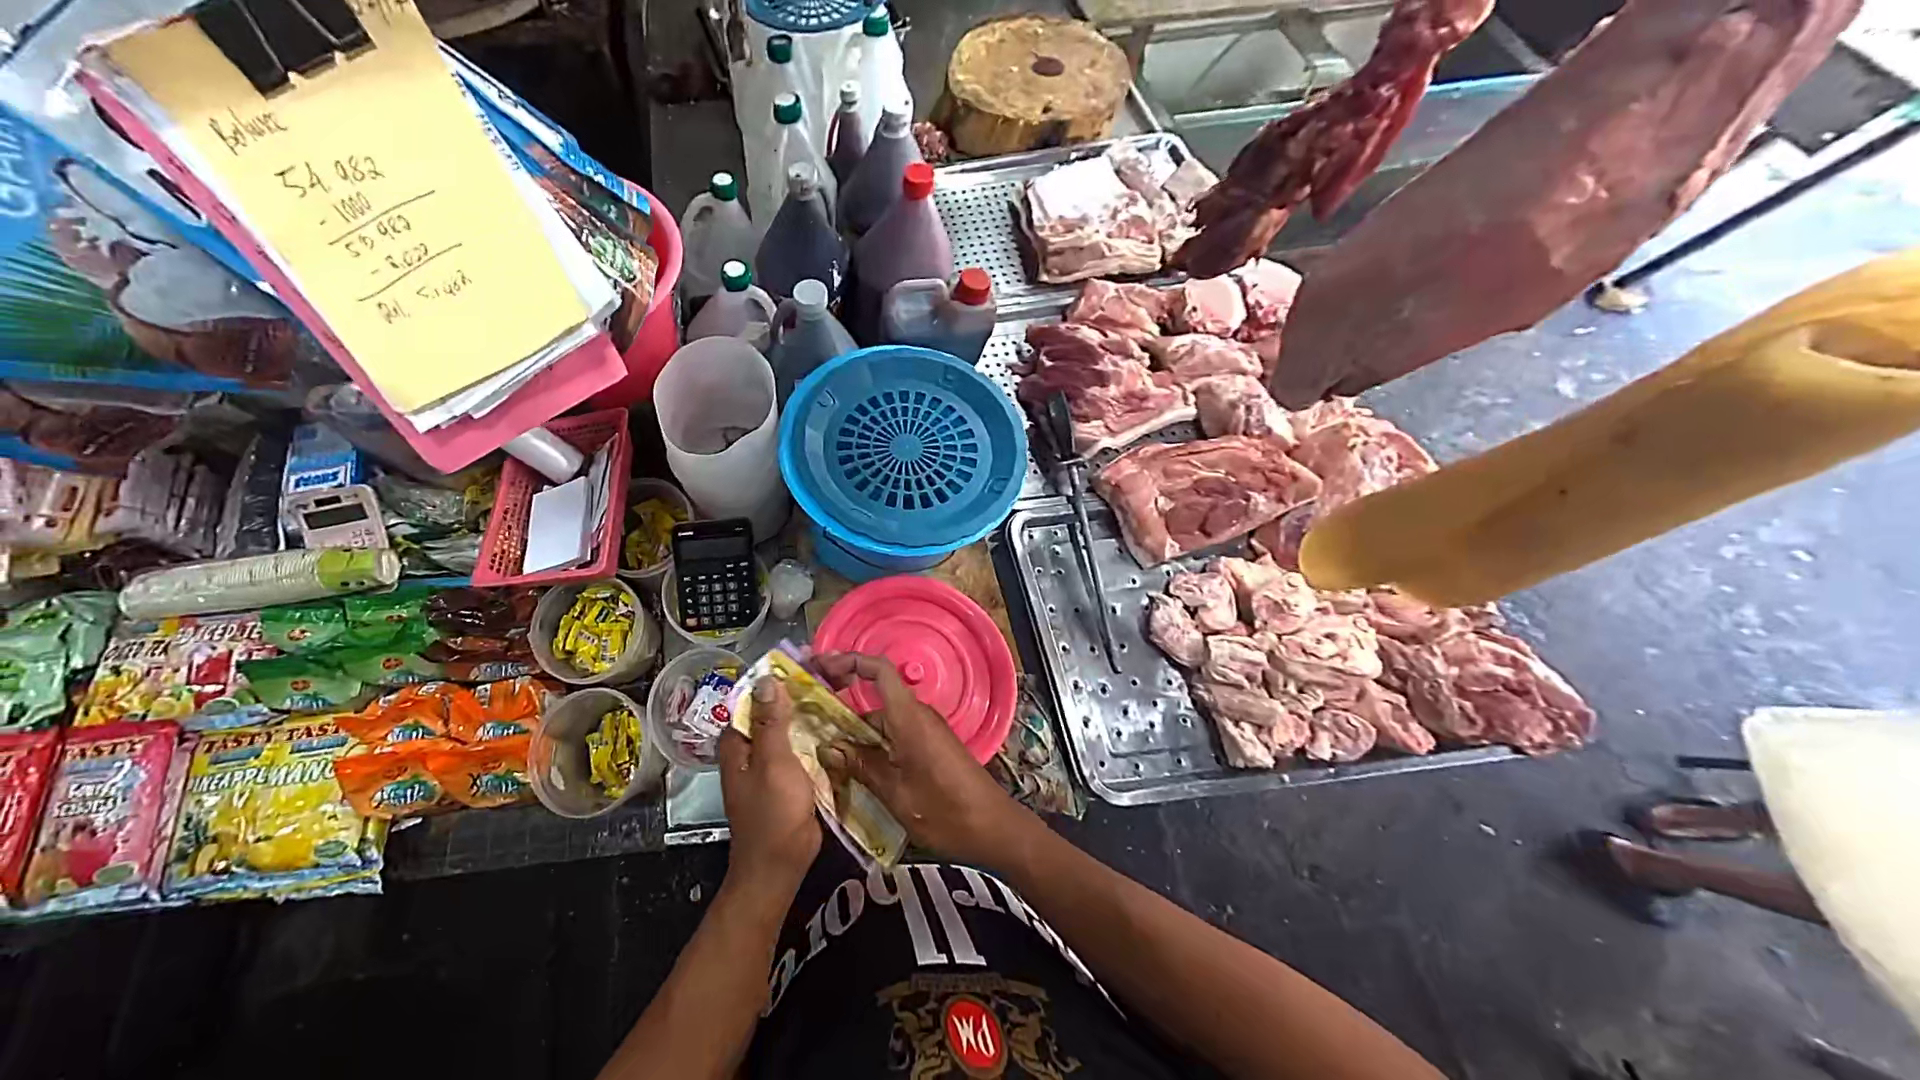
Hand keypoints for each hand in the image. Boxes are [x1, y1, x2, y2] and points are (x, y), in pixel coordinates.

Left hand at [717, 679, 819, 896]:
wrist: (781, 863)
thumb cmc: (772, 812)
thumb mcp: (773, 762)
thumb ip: (771, 721)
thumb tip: (767, 678)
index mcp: (737, 745)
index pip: (752, 700)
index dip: (774, 680)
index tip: (802, 662)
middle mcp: (751, 751)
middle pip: (773, 714)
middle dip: (796, 696)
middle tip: (829, 675)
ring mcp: (772, 766)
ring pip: (790, 731)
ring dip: (809, 717)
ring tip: (839, 694)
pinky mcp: (791, 779)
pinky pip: (803, 750)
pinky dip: (817, 738)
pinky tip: (839, 727)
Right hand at [815, 652, 1039, 868]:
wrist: (993, 828)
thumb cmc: (945, 811)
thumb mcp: (896, 793)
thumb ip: (861, 766)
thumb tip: (828, 747)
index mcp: (909, 718)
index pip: (879, 670)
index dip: (849, 661)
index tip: (820, 666)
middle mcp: (917, 716)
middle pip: (874, 701)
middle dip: (841, 709)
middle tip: (806, 724)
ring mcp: (924, 732)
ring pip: (881, 722)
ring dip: (854, 734)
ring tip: (822, 755)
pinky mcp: (929, 747)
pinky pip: (893, 736)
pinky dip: (871, 746)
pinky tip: (851, 769)